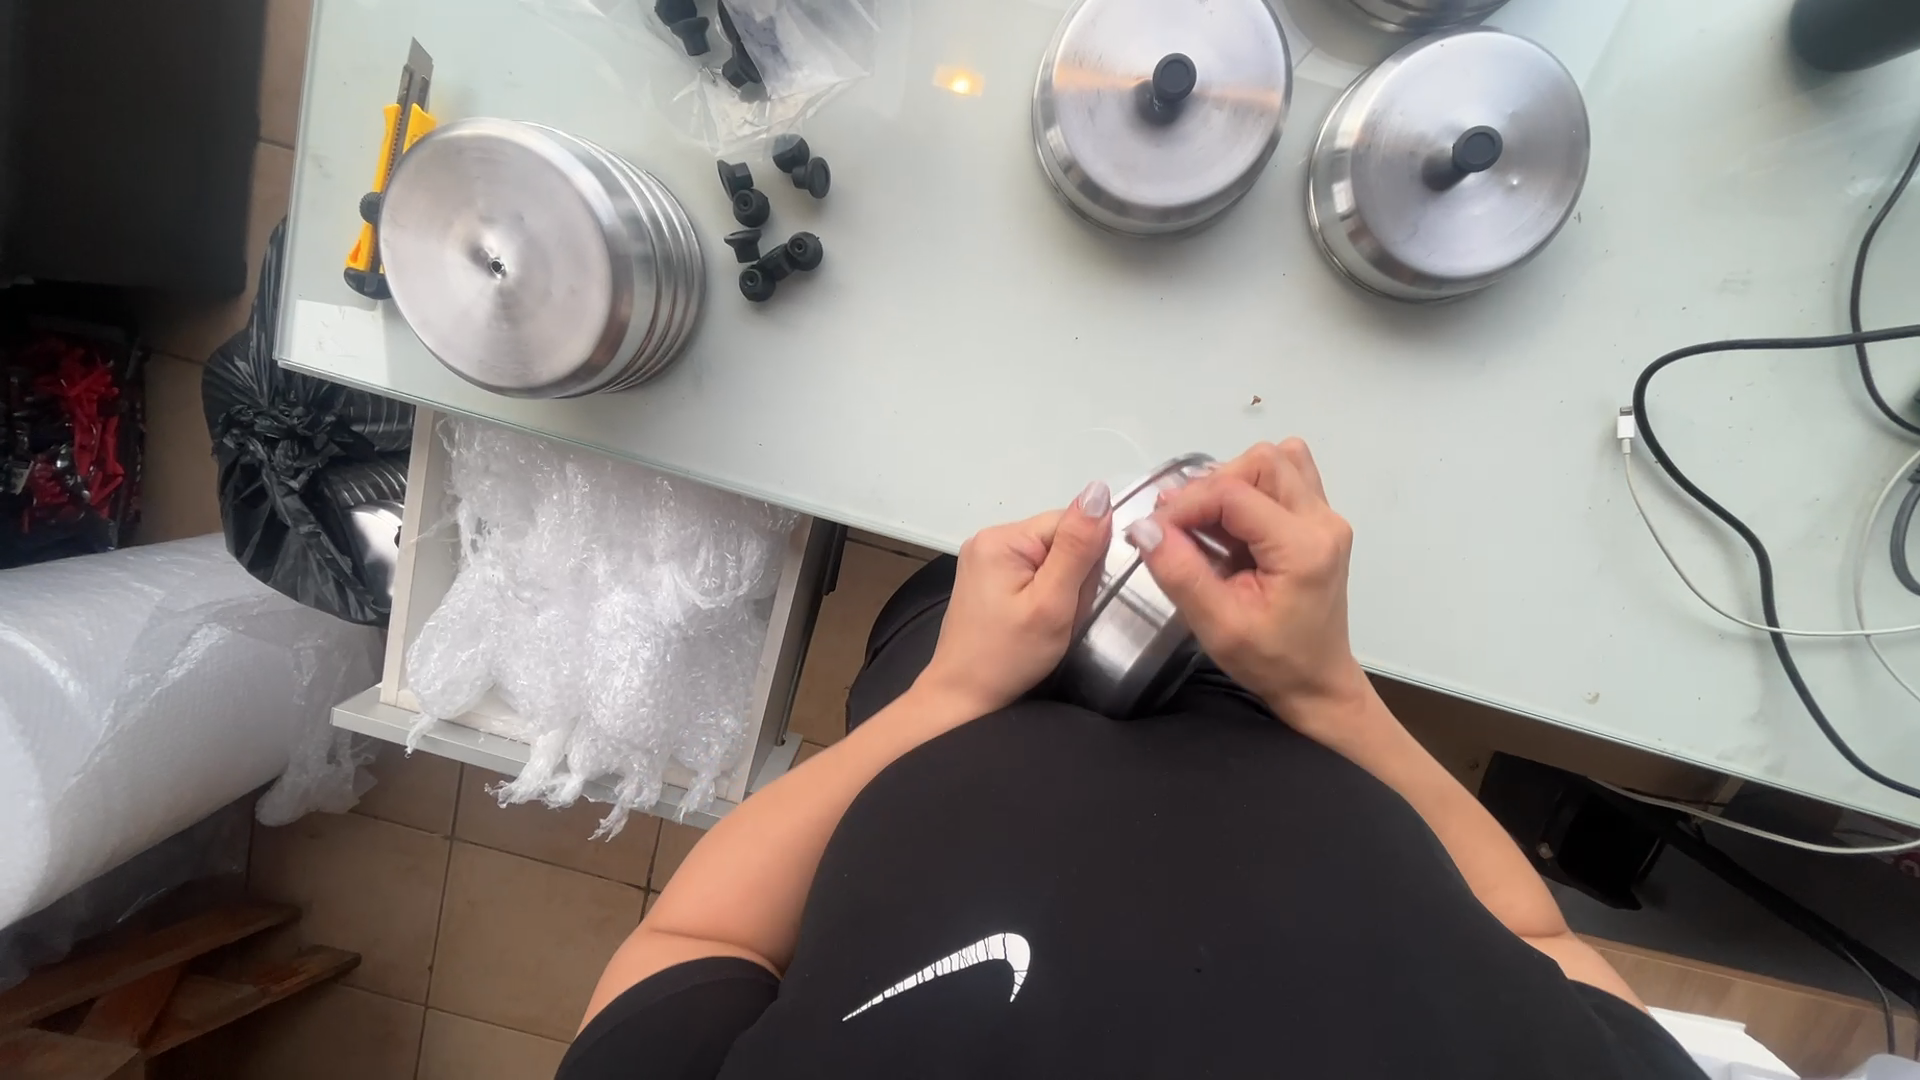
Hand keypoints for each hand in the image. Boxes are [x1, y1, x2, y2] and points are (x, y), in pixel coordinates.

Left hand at [915, 482, 1113, 717]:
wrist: (963, 697)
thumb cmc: (1009, 656)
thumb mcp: (1052, 604)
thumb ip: (1078, 548)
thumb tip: (1098, 491)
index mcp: (1002, 538)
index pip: (1070, 523)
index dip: (1086, 561)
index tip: (1075, 597)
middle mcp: (989, 538)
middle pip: (1060, 539)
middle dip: (1072, 577)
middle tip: (1059, 616)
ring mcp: (985, 558)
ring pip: (1050, 557)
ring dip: (1060, 589)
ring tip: (1045, 620)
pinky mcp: (987, 578)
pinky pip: (1033, 572)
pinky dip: (1044, 595)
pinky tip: (1034, 619)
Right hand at [1126, 439, 1366, 726]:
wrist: (1316, 683)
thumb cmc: (1269, 661)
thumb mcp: (1216, 626)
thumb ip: (1180, 573)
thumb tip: (1144, 527)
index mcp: (1303, 548)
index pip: (1232, 492)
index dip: (1184, 504)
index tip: (1152, 532)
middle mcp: (1323, 520)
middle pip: (1260, 462)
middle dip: (1209, 486)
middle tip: (1179, 526)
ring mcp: (1325, 517)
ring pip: (1275, 461)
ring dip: (1230, 481)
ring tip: (1206, 521)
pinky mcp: (1318, 520)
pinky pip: (1285, 475)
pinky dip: (1248, 486)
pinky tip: (1230, 522)